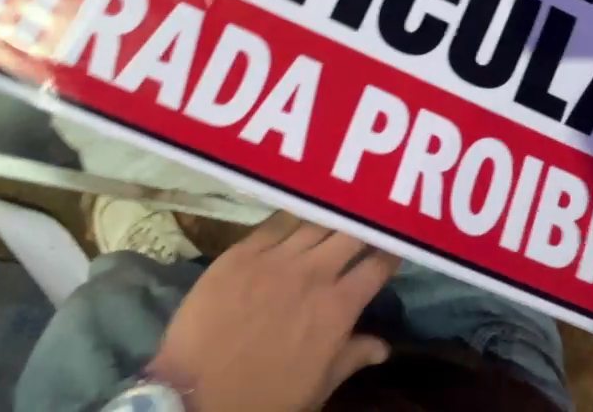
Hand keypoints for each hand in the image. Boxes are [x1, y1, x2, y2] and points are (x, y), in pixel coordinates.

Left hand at [147, 212, 399, 411]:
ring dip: (333, 212)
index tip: (398, 239)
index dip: (392, 249)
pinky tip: (299, 206)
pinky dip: (293, 213)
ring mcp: (276, 257)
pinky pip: (276, 220)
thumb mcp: (315, 388)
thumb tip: (383, 346)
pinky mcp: (243, 250)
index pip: (377, 266)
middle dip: (366, 222)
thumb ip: (351, 357)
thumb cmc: (262, 398)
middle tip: (372, 215)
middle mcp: (313, 274)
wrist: (194, 395)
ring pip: (316, 220)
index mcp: (337, 309)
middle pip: (351, 232)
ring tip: (342, 201)